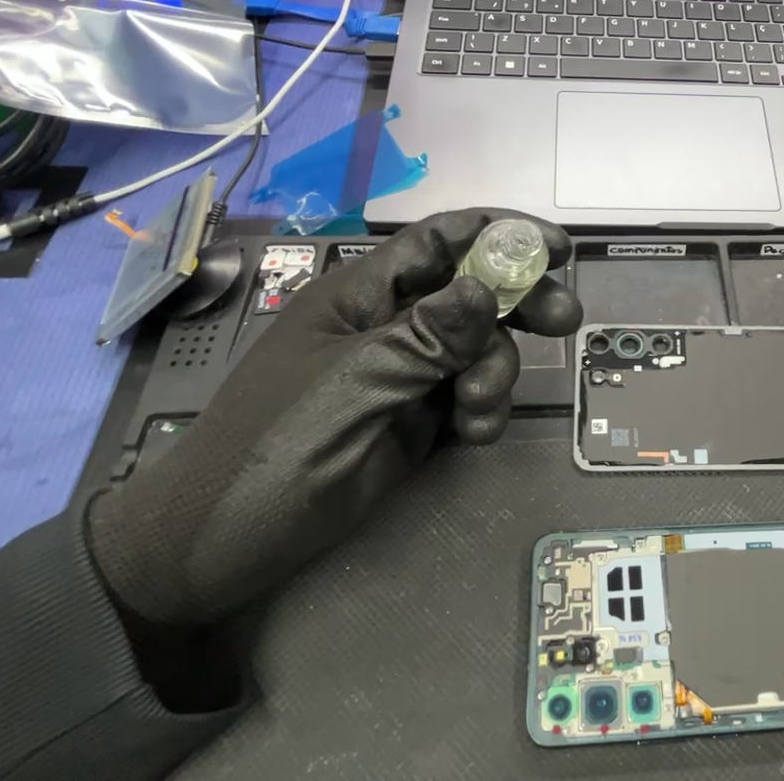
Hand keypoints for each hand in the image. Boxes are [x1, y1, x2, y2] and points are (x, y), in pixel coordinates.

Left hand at [85, 209, 582, 630]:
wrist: (217, 548)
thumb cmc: (271, 453)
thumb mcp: (350, 388)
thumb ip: (423, 338)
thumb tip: (488, 288)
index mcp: (361, 297)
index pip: (439, 243)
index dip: (498, 235)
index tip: (557, 248)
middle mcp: (389, 326)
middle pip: (472, 294)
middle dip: (520, 303)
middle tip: (567, 320)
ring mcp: (403, 376)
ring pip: (478, 351)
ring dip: (494, 372)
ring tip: (475, 409)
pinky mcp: (413, 424)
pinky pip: (467, 400)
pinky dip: (481, 411)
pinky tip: (470, 434)